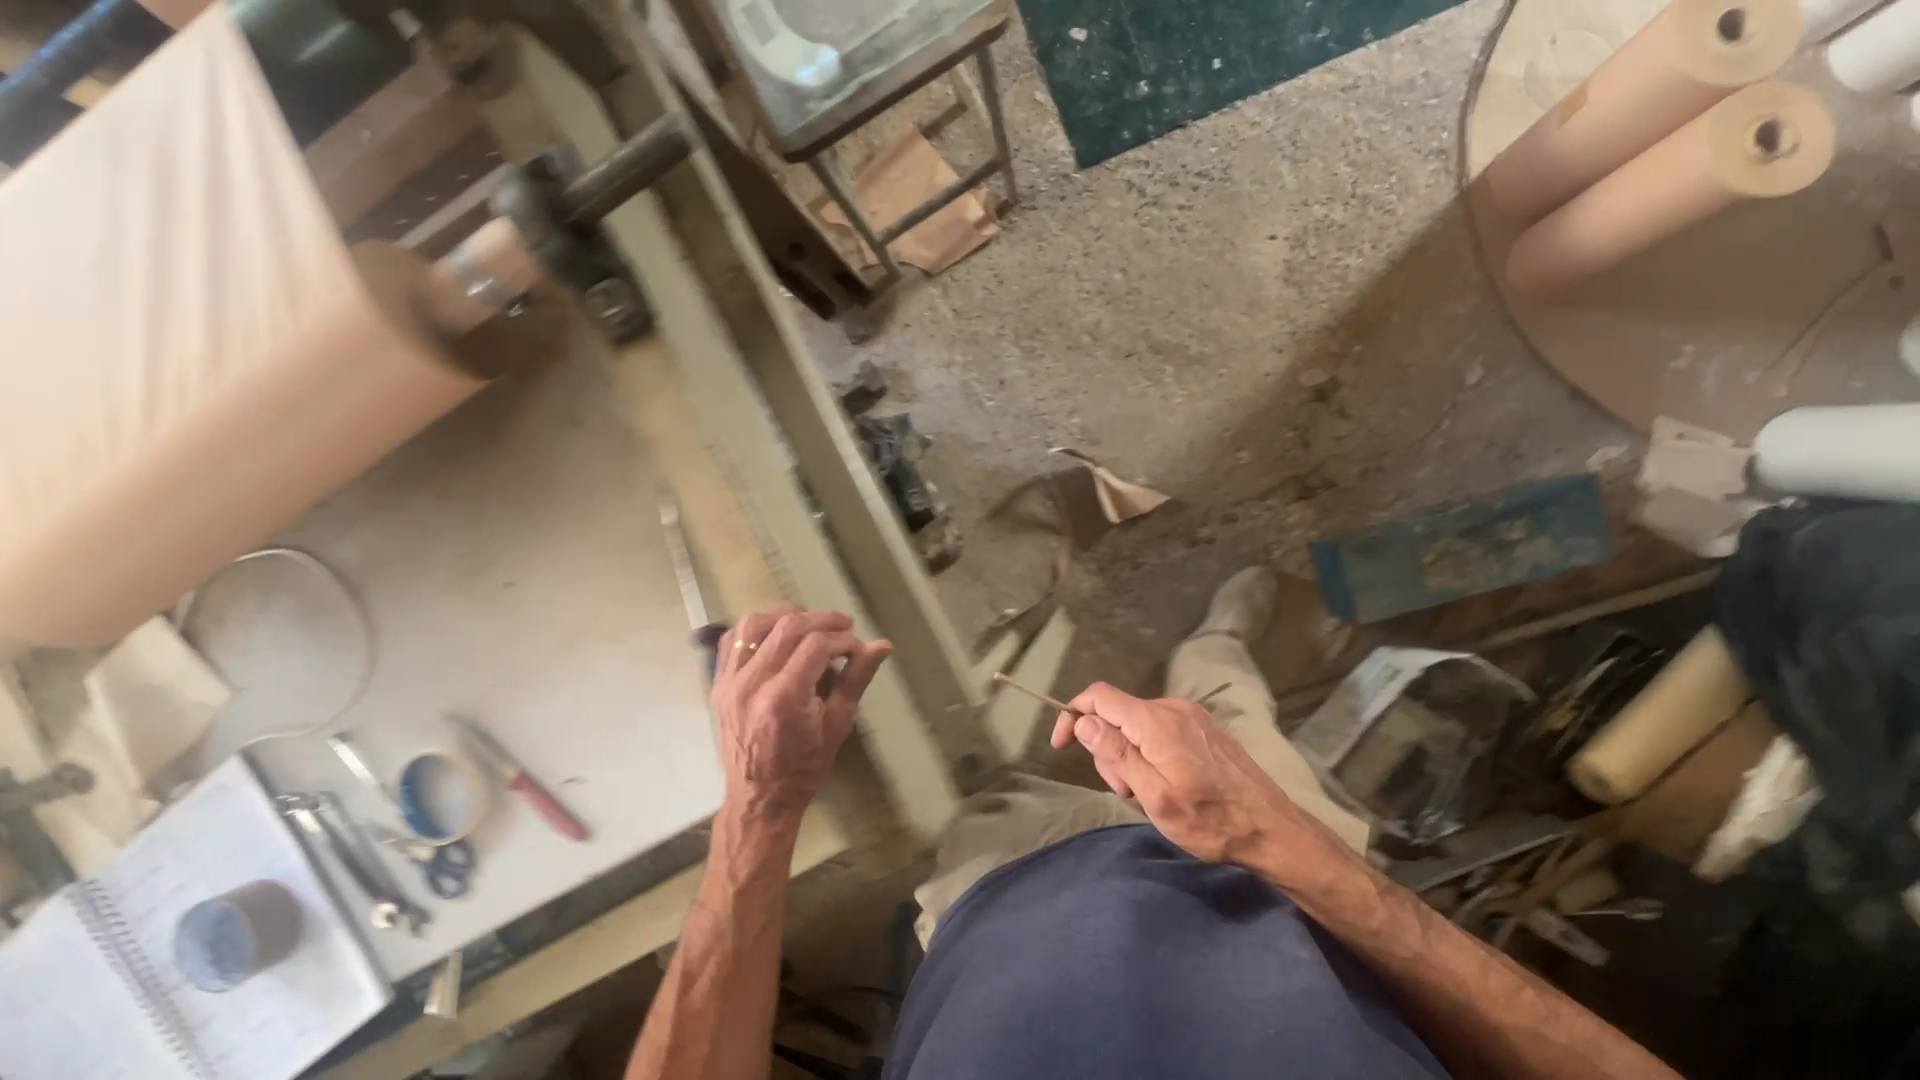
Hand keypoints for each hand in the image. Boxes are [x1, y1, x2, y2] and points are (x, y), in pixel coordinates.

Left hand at [713, 608, 892, 822]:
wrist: (760, 797)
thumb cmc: (804, 768)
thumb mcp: (838, 725)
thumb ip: (856, 679)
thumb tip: (882, 645)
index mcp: (784, 698)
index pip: (816, 645)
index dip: (842, 639)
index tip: (857, 647)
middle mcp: (751, 684)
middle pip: (788, 628)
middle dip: (821, 620)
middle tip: (844, 626)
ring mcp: (729, 683)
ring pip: (755, 625)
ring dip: (786, 616)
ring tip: (810, 624)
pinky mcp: (718, 684)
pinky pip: (732, 640)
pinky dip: (756, 630)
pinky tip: (777, 635)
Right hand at [1049, 682, 1318, 865]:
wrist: (1272, 830)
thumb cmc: (1210, 821)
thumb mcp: (1154, 796)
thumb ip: (1117, 754)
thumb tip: (1083, 721)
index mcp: (1157, 722)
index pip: (1100, 697)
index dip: (1073, 714)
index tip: (1060, 746)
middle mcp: (1173, 709)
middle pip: (1117, 714)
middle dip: (1108, 750)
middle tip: (1126, 791)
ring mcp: (1191, 717)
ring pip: (1137, 724)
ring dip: (1130, 756)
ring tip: (1150, 794)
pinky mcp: (1204, 729)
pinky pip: (1159, 730)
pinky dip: (1149, 753)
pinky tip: (1166, 784)